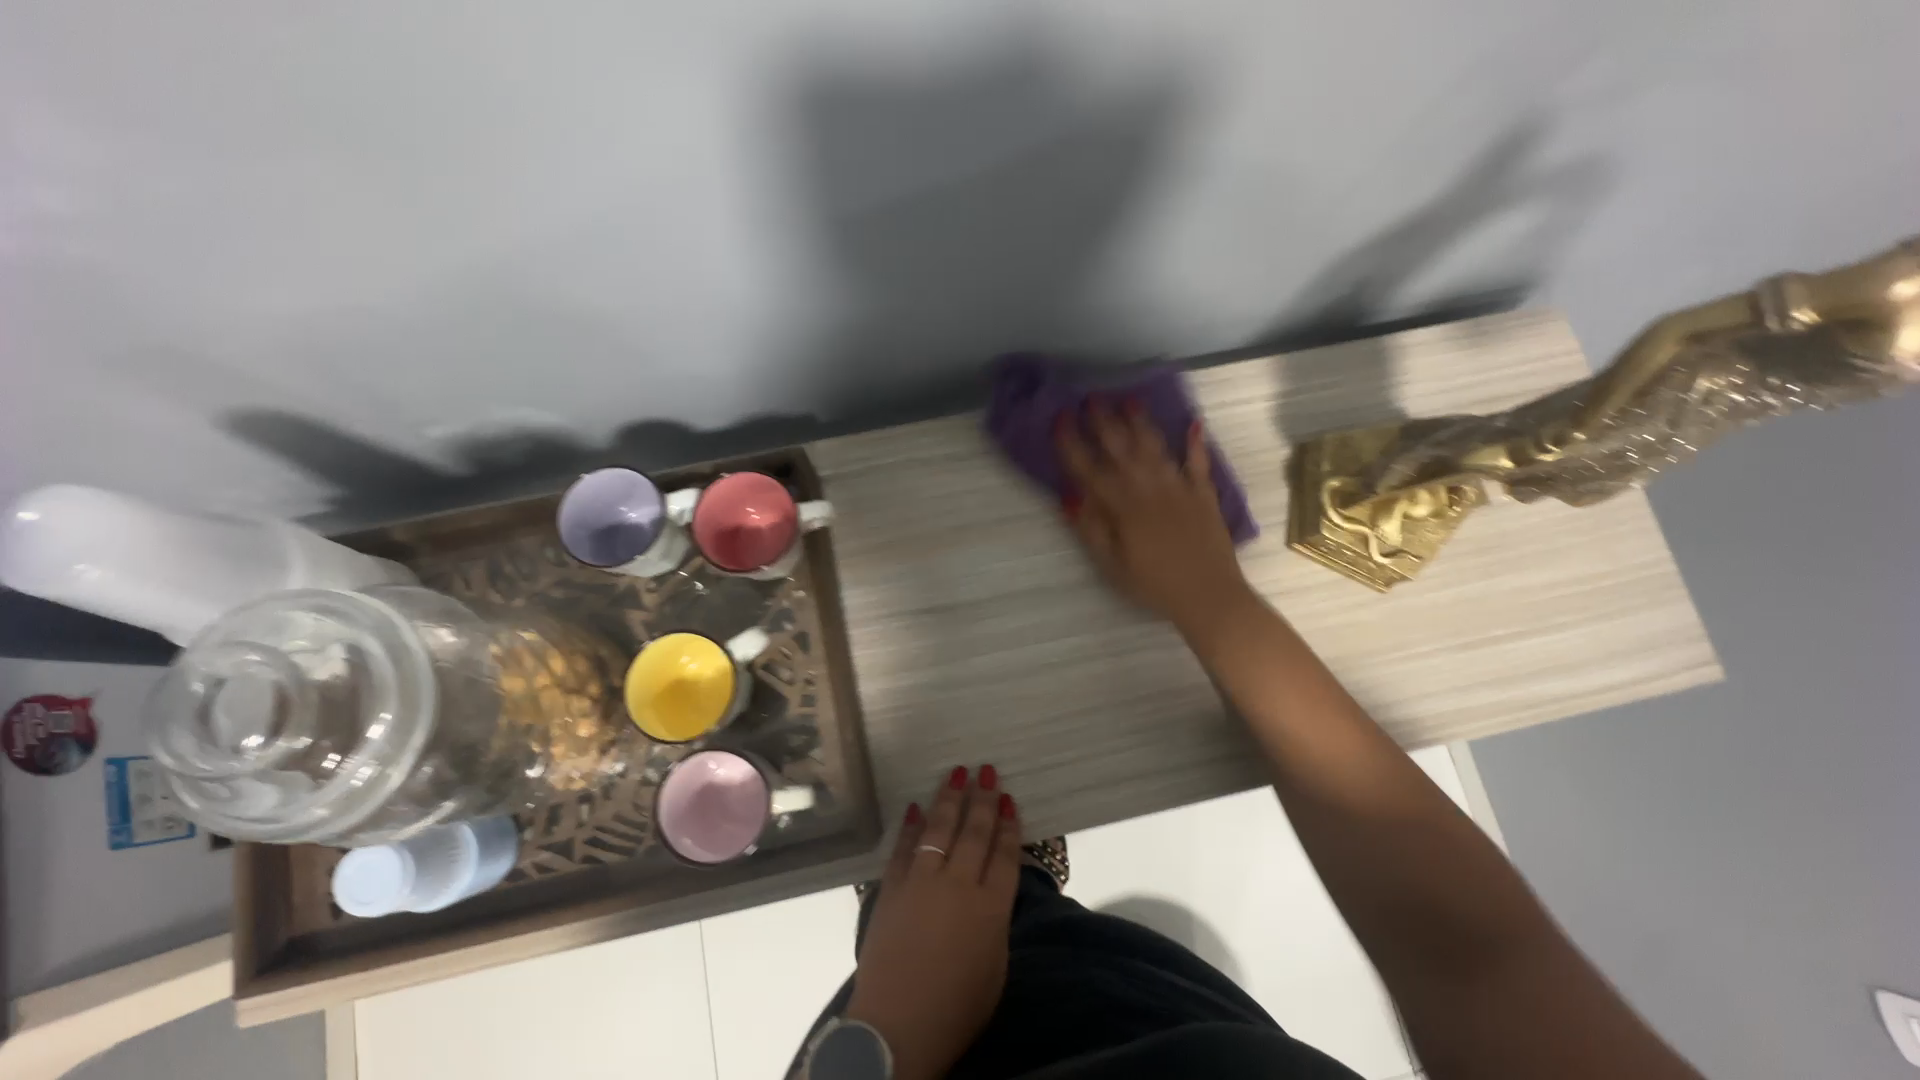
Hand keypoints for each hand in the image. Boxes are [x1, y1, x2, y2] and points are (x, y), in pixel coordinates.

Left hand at [843, 766, 1021, 1079]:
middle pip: (974, 833)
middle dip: (982, 799)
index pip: (1005, 855)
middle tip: (986, 769)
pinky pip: (904, 848)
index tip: (1009, 799)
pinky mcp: (891, 889)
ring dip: (949, 799)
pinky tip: (917, 806)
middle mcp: (959, 884)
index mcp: (992, 907)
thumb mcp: (995, 968)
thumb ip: (994, 923)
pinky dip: (911, 826)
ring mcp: (922, 883)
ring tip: (957, 772)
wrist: (896, 1027)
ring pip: (940, 830)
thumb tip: (989, 894)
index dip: (1009, 825)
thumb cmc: (956, 1009)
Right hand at [1056, 398, 1252, 631]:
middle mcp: (1148, 488)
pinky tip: (1193, 424)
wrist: (1209, 595)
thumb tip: (1069, 496)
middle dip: (1104, 421)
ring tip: (1129, 400)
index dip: (1072, 443)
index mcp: (1121, 507)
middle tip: (1091, 399)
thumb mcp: (1111, 565)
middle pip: (1121, 448)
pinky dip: (1196, 443)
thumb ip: (1090, 529)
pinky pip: (1198, 462)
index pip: (1089, 468)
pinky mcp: (1204, 494)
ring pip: (1155, 447)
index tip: (1060, 419)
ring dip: (1141, 422)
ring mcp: (1178, 487)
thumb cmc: (1153, 586)